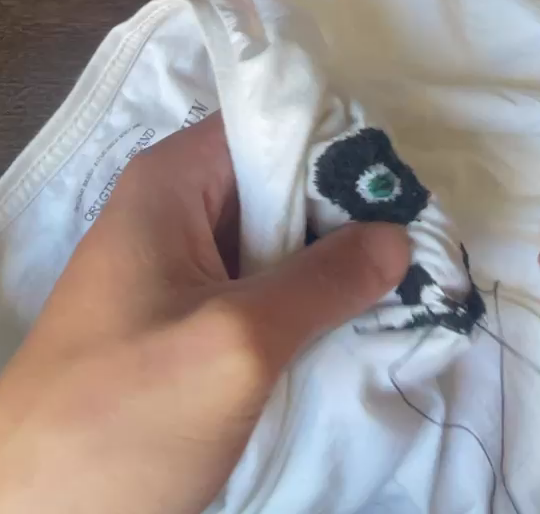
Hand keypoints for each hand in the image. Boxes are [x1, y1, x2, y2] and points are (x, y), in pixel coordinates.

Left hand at [0, 114, 411, 513]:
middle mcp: (170, 206)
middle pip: (273, 181)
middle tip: (419, 240)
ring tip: (404, 279)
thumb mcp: (237, 343)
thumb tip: (396, 235)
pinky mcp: (177, 318)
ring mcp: (172, 265)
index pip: (268, 126)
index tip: (404, 184)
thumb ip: (322, 281)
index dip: (336, 145)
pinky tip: (350, 321)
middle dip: (341, 209)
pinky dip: (298, 299)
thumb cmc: (120, 415)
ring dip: (326, 260)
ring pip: (268, 238)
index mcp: (171, 180)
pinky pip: (251, 286)